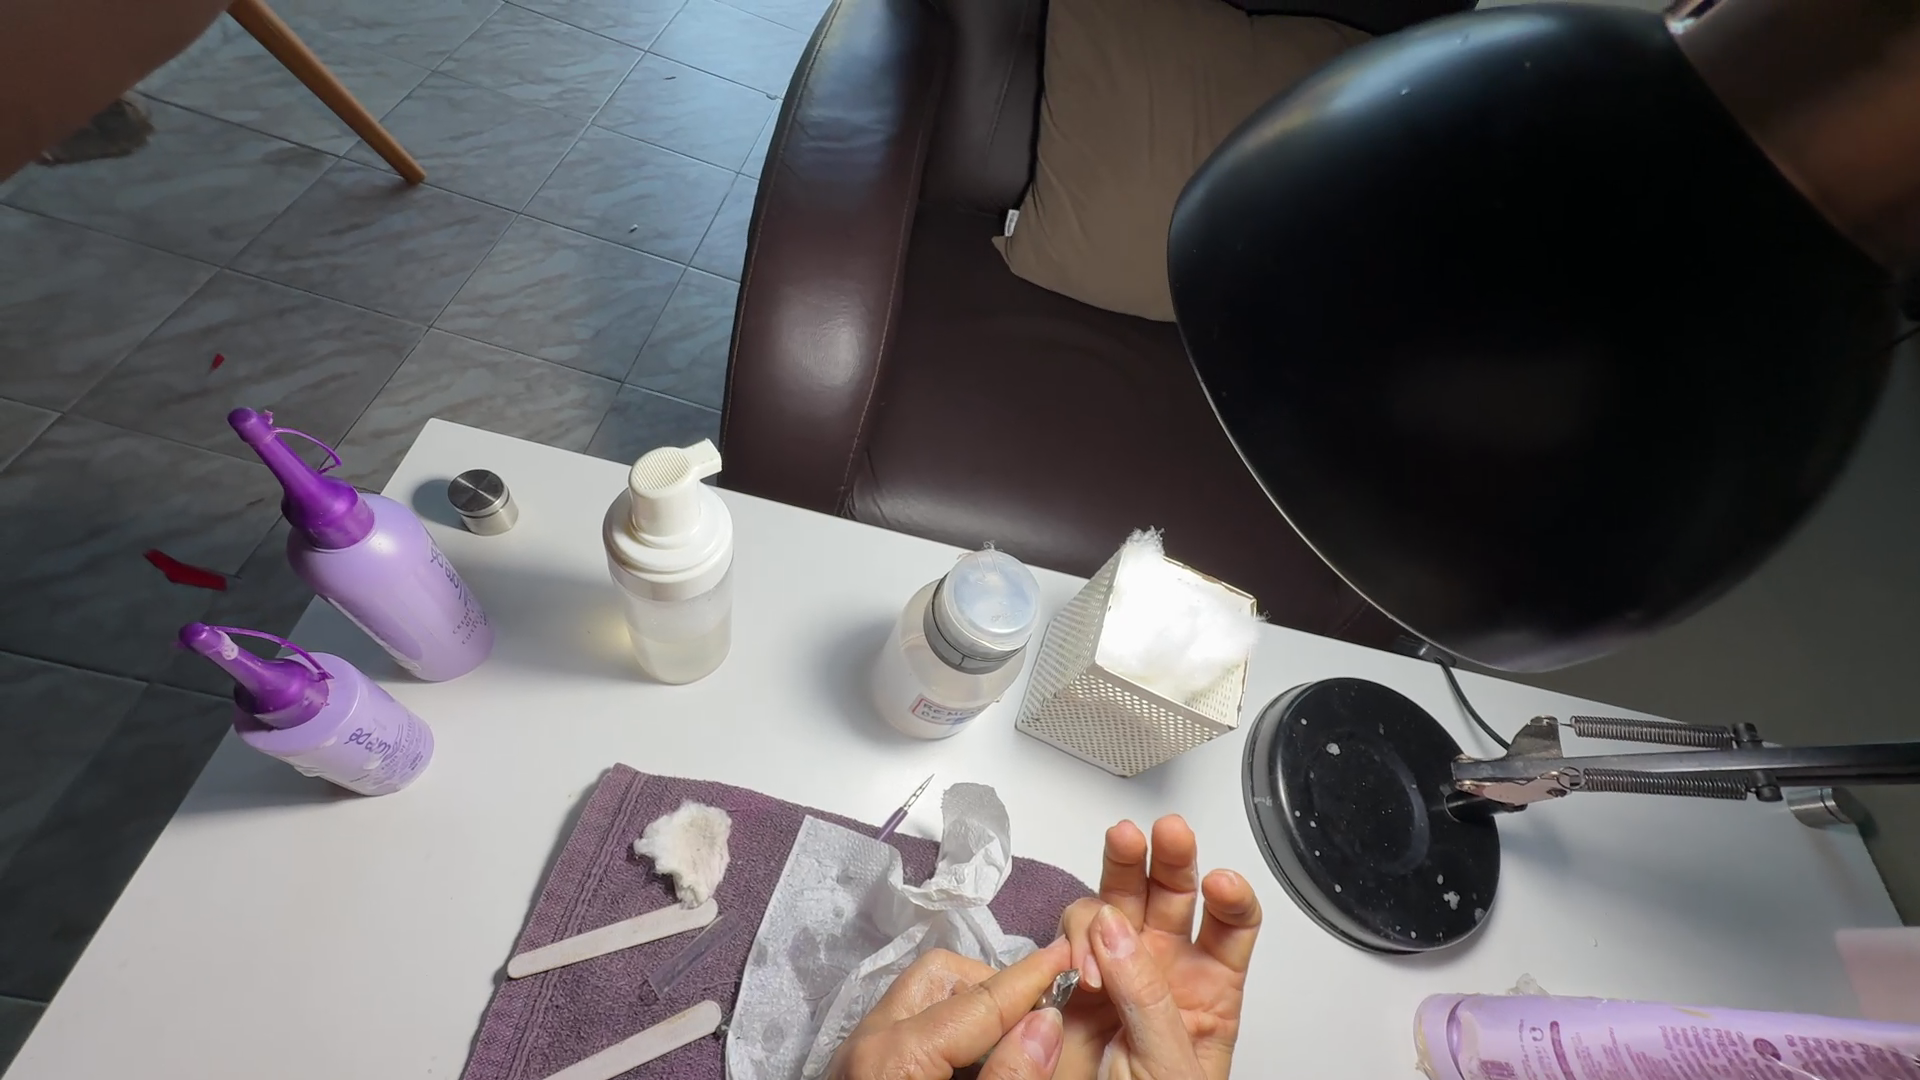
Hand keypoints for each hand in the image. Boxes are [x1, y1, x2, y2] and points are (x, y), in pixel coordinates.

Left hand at [827, 940, 1071, 1079]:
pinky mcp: (853, 1071)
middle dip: (992, 986)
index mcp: (894, 1056)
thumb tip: (1046, 1021)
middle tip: (1033, 1019)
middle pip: (941, 975)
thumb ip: (1008, 1078)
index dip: (1030, 976)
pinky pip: (906, 1023)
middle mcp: (866, 1040)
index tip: (1066, 954)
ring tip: (1004, 1041)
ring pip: (921, 994)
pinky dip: (944, 1027)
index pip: (979, 999)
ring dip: (967, 1004)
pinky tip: (968, 1061)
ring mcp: (853, 1054)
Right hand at [1056, 817, 1262, 1079]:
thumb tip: (1117, 927)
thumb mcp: (1171, 1070)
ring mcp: (1114, 959)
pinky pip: (1073, 926)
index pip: (1231, 926)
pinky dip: (1075, 931)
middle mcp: (1163, 964)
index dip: (1231, 896)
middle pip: (1174, 891)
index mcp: (1209, 990)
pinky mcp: (1071, 966)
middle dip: (1171, 855)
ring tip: (1118, 865)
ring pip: (1121, 893)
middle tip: (1168, 832)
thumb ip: (1149, 1000)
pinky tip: (1079, 960)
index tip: (1221, 883)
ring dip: (1120, 865)